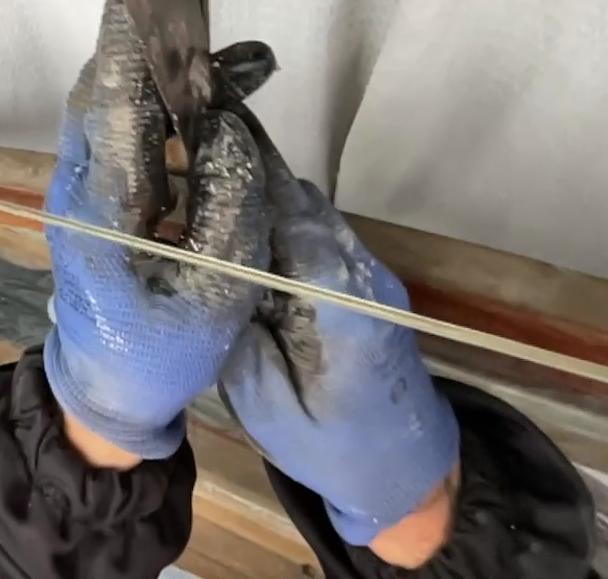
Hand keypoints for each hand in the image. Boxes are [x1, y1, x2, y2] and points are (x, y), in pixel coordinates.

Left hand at [43, 0, 270, 459]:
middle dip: (155, 42)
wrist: (108, 381)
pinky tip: (220, 98)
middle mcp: (79, 180)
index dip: (130, 42)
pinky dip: (172, 105)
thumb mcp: (215, 292)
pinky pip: (133, 127)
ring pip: (121, 102)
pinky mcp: (99, 184)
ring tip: (251, 60)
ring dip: (173, 73)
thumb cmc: (159, 350)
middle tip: (204, 6)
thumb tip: (227, 125)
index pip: (112, 105)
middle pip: (109, 89)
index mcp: (98, 208)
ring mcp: (84, 179)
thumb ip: (228, 206)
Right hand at [218, 122, 460, 548]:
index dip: (255, 179)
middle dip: (255, 173)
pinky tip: (246, 214)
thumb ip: (236, 328)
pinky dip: (284, 213)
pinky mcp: (367, 278)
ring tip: (215, 169)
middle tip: (200, 141)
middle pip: (305, 206)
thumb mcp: (263, 402)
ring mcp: (371, 275)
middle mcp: (362, 278)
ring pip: (315, 212)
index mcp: (340, 310)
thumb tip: (210, 266)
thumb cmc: (328, 447)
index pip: (297, 224)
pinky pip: (322, 229)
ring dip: (268, 190)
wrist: (407, 471)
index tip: (214, 136)